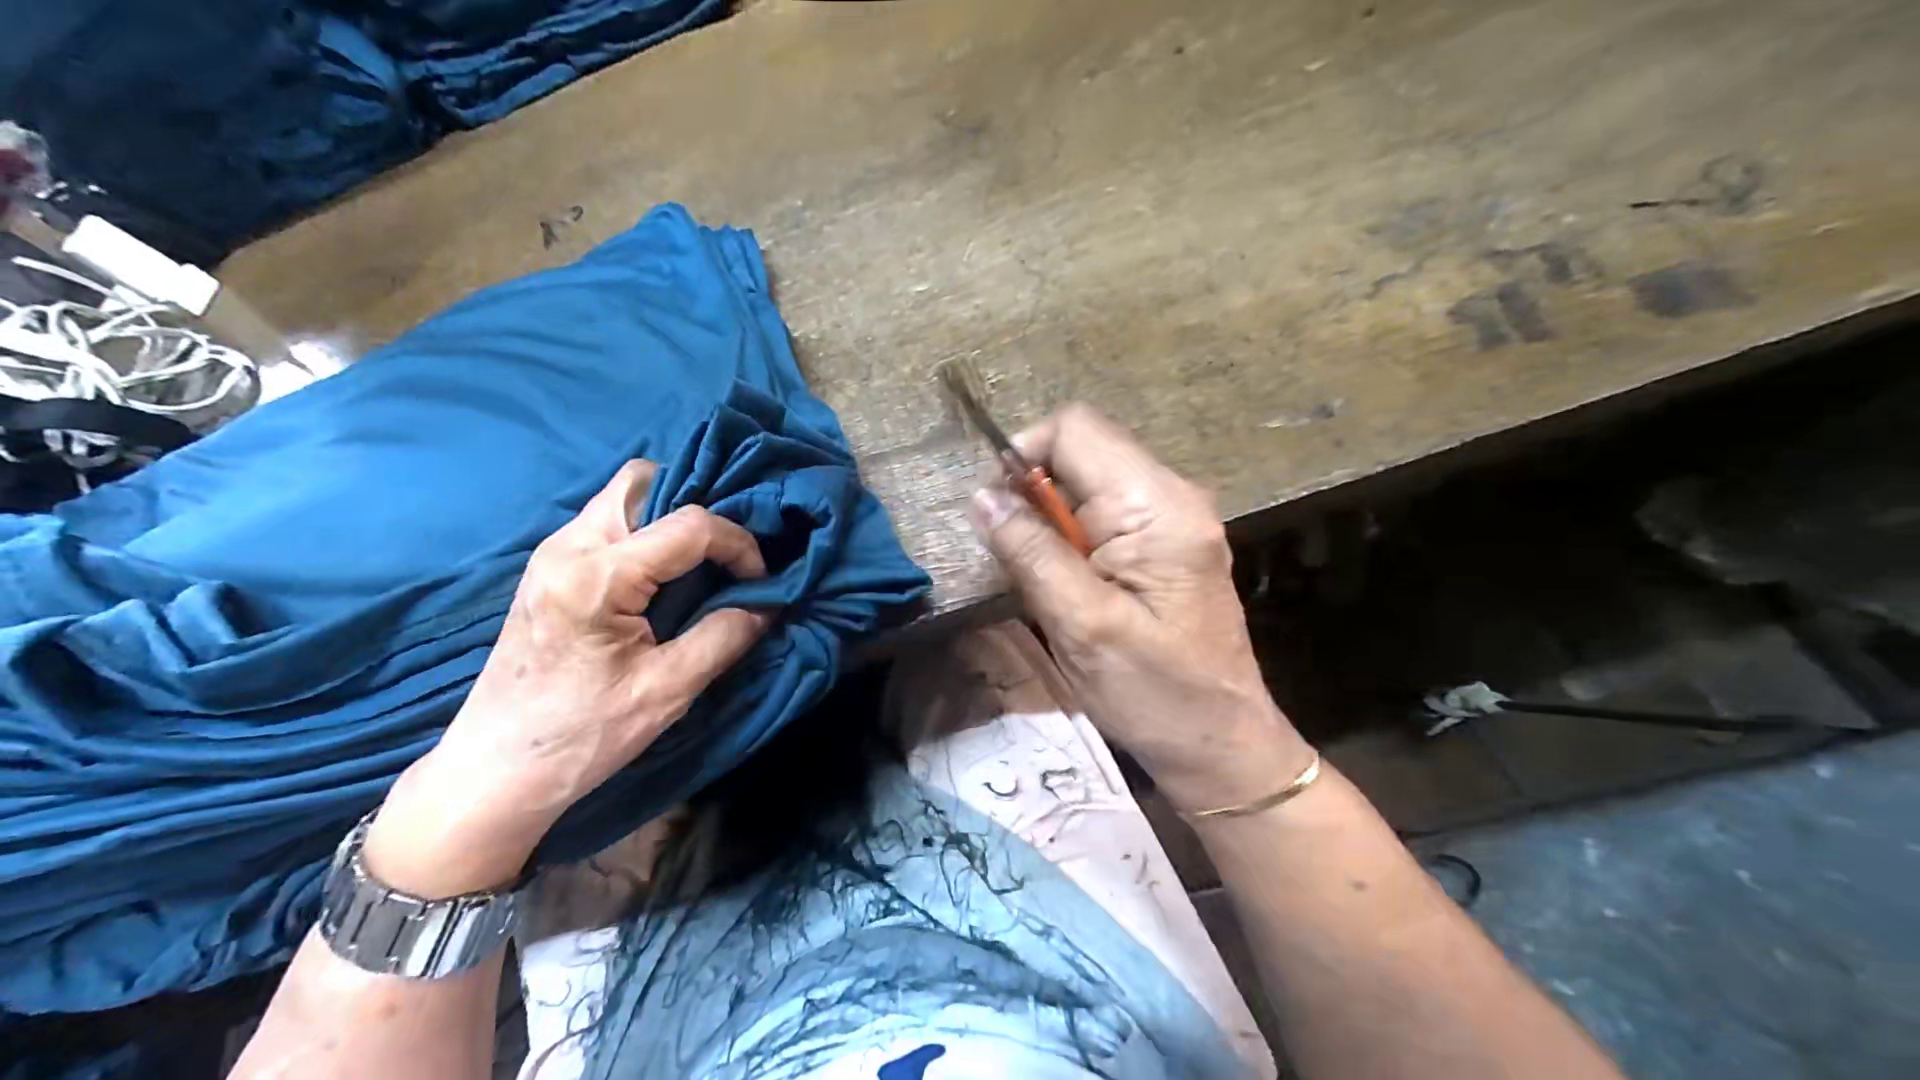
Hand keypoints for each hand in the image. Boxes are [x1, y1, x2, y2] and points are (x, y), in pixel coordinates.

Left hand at [365, 460, 771, 895]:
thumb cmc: (581, 736)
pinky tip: (669, 573)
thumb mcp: (667, 691)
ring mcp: (553, 553)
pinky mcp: (552, 568)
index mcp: (596, 577)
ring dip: (672, 515)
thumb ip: (725, 636)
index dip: (738, 543)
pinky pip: (611, 521)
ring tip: (706, 560)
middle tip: (729, 550)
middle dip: (698, 502)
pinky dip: (650, 530)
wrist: (496, 770)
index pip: (688, 524)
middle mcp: (568, 546)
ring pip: (625, 496)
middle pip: (643, 480)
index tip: (760, 580)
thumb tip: (769, 604)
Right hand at [969, 404, 1312, 813]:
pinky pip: (1101, 514)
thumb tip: (982, 496)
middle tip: (1018, 559)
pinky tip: (1068, 585)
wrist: (1219, 745)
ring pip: (1085, 483)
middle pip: (1081, 452)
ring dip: (1050, 522)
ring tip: (1044, 580)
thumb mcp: (1081, 625)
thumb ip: (1031, 552)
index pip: (1075, 429)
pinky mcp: (1165, 542)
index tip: (997, 512)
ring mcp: (1172, 517)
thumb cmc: (1154, 693)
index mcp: (1157, 505)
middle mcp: (1171, 494)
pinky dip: (1069, 539)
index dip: (1023, 455)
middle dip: (1034, 494)